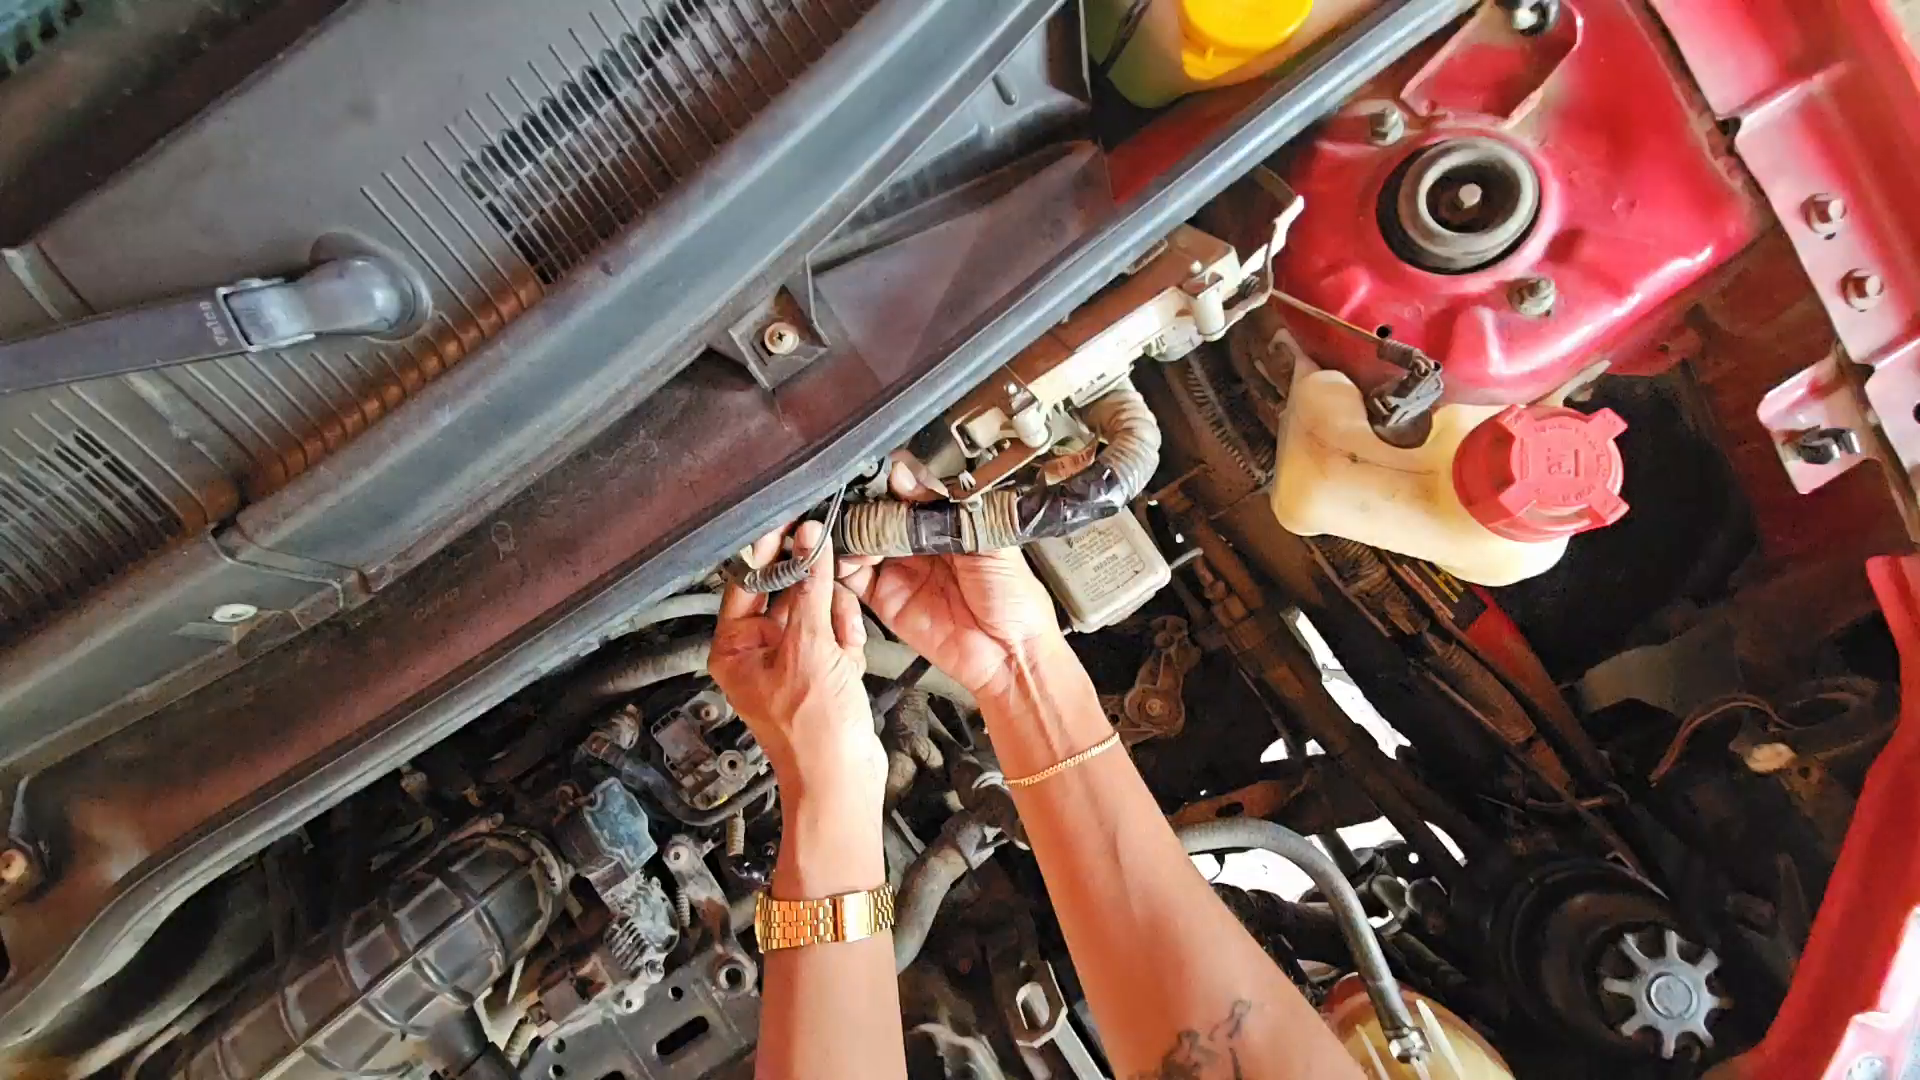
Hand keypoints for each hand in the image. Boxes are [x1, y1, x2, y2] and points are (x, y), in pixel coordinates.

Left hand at [709, 521, 884, 813]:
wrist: (844, 780)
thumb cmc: (813, 732)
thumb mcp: (810, 647)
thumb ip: (810, 587)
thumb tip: (808, 540)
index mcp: (735, 647)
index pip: (748, 579)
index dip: (771, 548)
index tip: (791, 520)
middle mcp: (758, 651)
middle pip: (787, 592)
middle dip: (814, 588)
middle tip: (831, 565)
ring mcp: (792, 660)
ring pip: (815, 610)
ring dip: (835, 616)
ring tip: (842, 640)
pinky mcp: (820, 670)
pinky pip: (834, 633)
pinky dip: (846, 638)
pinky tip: (850, 655)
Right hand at [837, 461, 1062, 701]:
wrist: (1011, 652)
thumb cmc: (1016, 598)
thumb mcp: (988, 540)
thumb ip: (946, 508)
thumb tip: (909, 477)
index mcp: (948, 525)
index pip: (911, 496)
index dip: (895, 487)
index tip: (886, 480)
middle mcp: (921, 545)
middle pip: (880, 516)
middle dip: (869, 508)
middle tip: (867, 506)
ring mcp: (901, 570)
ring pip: (862, 542)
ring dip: (853, 533)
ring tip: (860, 532)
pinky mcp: (886, 599)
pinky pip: (854, 578)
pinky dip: (843, 565)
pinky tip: (849, 556)